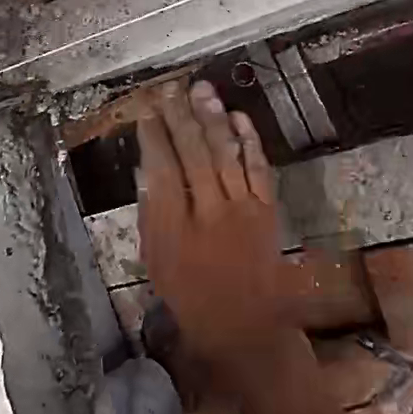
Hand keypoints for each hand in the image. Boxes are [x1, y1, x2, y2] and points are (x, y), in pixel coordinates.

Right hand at [136, 79, 288, 372]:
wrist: (246, 324)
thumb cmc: (191, 294)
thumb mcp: (157, 261)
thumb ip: (151, 214)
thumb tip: (145, 169)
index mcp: (176, 231)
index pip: (162, 171)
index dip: (154, 138)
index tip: (147, 112)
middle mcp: (210, 214)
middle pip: (193, 154)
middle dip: (180, 117)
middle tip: (171, 89)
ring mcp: (243, 208)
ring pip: (226, 154)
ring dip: (213, 118)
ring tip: (201, 89)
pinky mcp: (267, 208)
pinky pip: (259, 167)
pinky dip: (249, 139)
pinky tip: (238, 115)